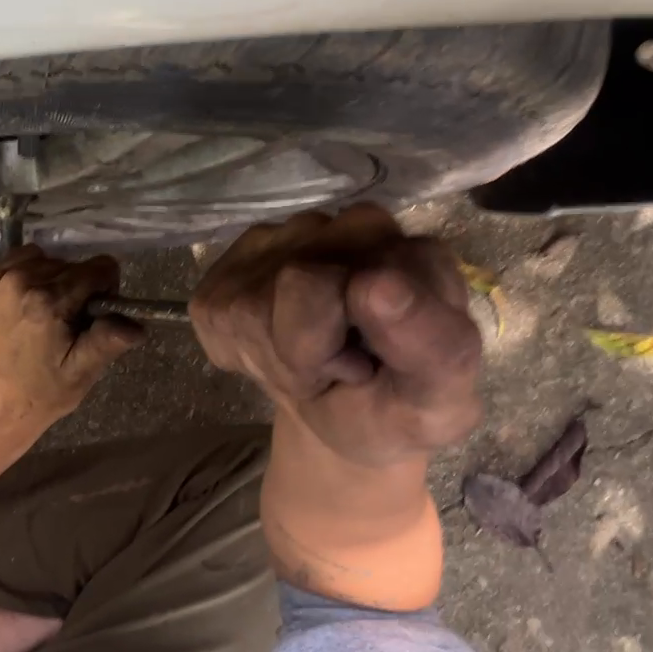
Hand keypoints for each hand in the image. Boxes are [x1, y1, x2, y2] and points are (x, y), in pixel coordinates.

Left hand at [0, 247, 144, 436]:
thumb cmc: (40, 392)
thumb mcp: (81, 372)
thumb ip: (108, 341)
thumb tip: (137, 324)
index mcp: (48, 300)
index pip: (99, 269)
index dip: (107, 290)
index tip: (96, 315)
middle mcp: (21, 280)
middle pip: (72, 264)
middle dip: (80, 287)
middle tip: (70, 323)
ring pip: (47, 259)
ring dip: (55, 278)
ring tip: (49, 313)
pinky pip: (19, 260)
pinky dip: (30, 274)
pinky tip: (29, 303)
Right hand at [190, 205, 482, 467]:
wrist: (339, 422)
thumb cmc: (395, 410)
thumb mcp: (439, 404)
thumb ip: (431, 343)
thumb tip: (376, 283)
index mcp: (410, 254)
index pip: (366, 285)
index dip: (357, 346)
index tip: (369, 369)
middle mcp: (342, 229)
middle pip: (298, 281)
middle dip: (308, 347)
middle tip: (334, 368)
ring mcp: (276, 243)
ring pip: (250, 303)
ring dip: (273, 353)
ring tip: (305, 360)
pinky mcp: (224, 273)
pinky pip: (213, 316)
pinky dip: (236, 351)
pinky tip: (268, 351)